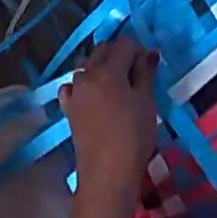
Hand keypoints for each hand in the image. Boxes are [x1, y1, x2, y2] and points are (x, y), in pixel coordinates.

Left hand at [59, 34, 159, 194]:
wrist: (107, 174)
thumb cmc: (133, 137)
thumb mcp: (146, 103)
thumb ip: (146, 73)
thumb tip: (148, 52)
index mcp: (108, 69)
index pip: (124, 44)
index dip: (138, 51)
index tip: (147, 67)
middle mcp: (87, 73)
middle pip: (103, 50)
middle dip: (119, 55)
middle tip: (135, 76)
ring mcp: (75, 90)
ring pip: (87, 66)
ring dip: (101, 67)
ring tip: (116, 88)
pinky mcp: (68, 107)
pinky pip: (73, 86)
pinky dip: (83, 85)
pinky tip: (91, 96)